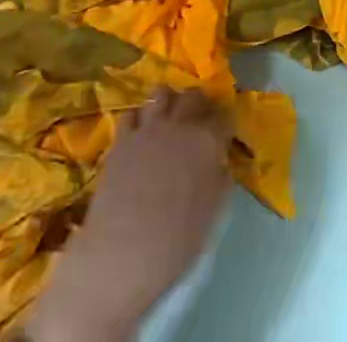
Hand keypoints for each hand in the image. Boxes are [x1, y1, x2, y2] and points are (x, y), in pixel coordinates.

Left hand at [26, 90, 230, 339]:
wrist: (123, 253)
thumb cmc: (177, 240)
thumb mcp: (214, 211)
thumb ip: (220, 178)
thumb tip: (218, 162)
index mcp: (208, 141)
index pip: (225, 116)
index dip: (226, 123)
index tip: (224, 134)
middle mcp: (180, 126)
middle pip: (194, 96)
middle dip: (200, 104)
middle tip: (199, 121)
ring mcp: (148, 129)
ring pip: (161, 93)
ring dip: (169, 101)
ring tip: (169, 119)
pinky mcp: (121, 140)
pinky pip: (131, 113)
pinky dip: (139, 118)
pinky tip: (141, 133)